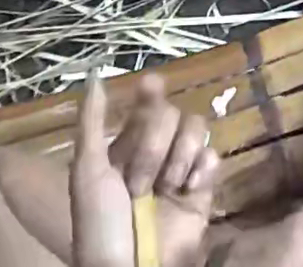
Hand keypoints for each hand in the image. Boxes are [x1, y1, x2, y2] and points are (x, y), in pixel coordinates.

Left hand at [71, 73, 219, 266]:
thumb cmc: (101, 227)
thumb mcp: (88, 174)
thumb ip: (91, 124)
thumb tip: (94, 76)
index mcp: (126, 149)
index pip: (145, 105)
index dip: (150, 94)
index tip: (150, 85)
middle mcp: (155, 154)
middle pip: (171, 115)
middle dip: (154, 147)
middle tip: (139, 182)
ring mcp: (181, 170)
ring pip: (196, 129)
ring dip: (178, 158)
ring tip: (165, 189)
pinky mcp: (204, 188)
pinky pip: (213, 155)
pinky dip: (203, 169)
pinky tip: (189, 188)